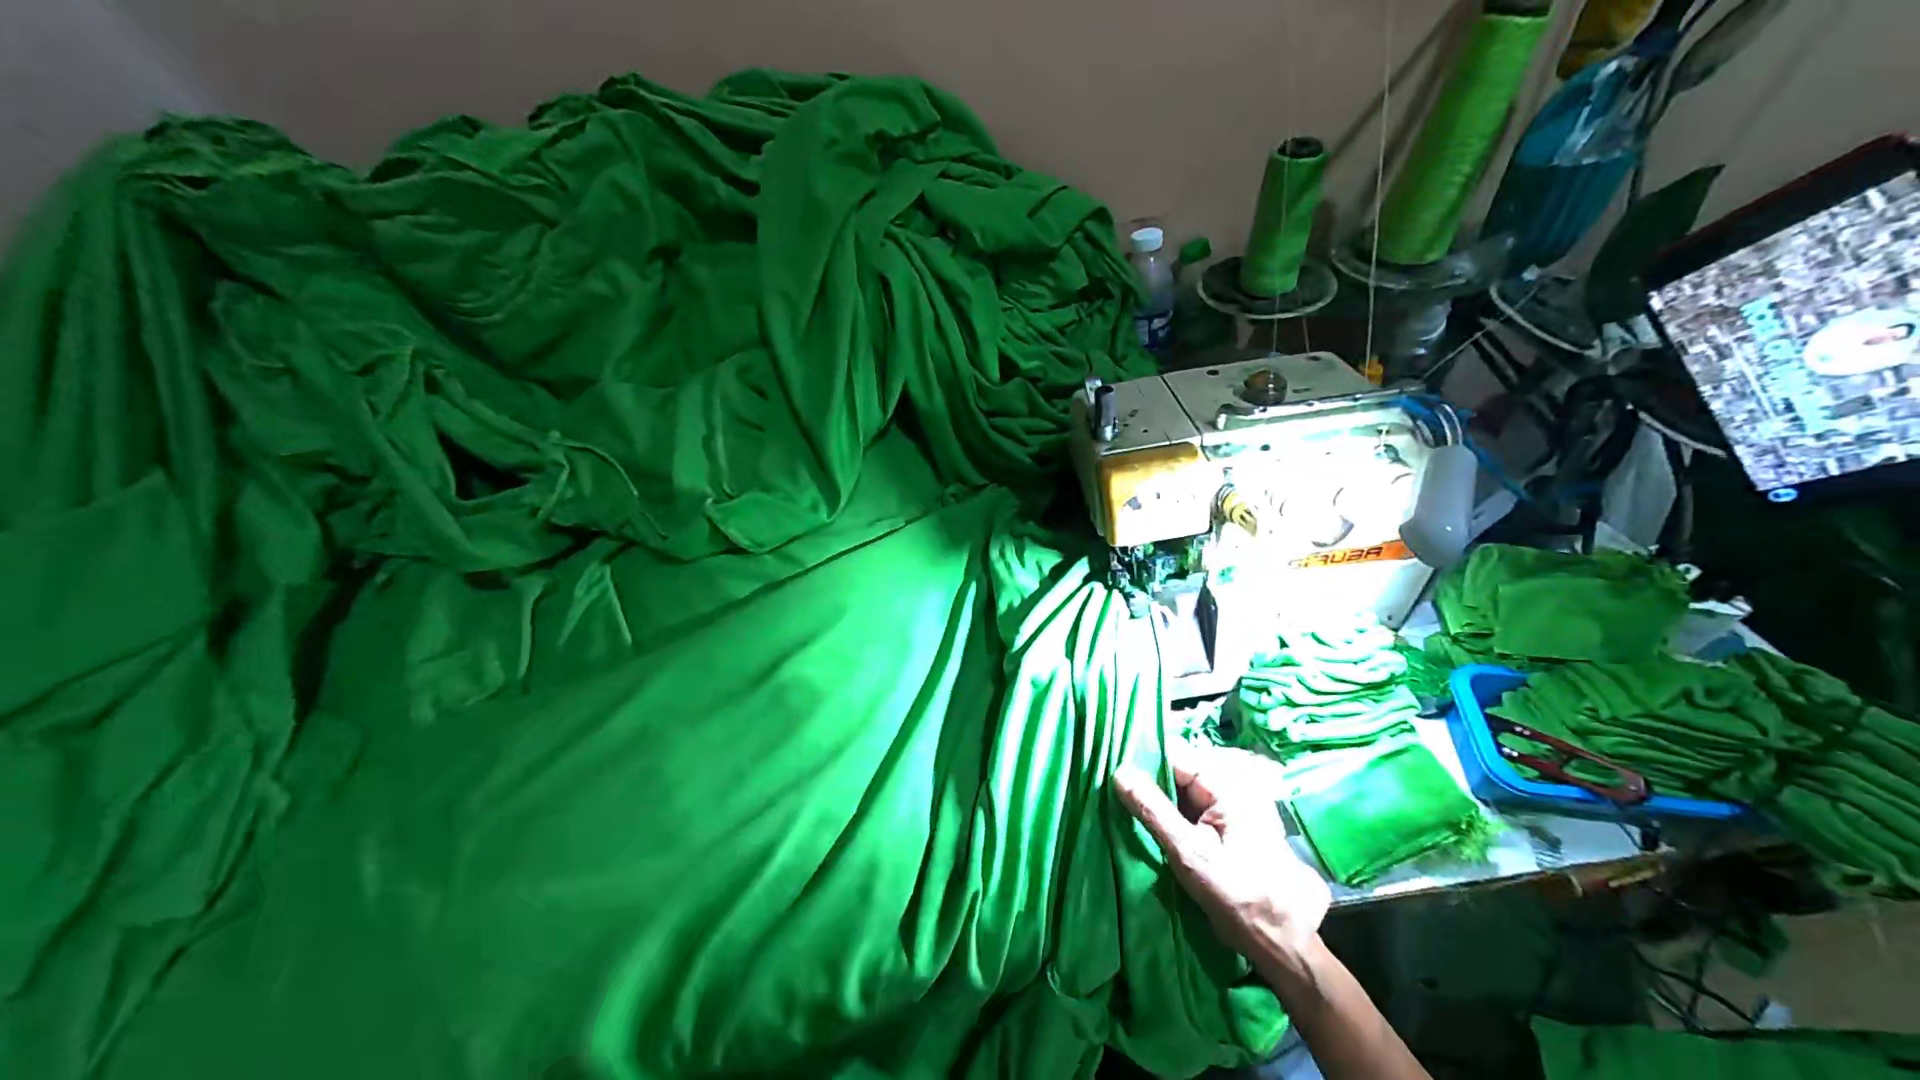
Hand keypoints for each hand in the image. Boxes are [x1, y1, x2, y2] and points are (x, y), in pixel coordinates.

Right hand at [1113, 742, 1330, 981]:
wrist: (1280, 939)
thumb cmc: (1236, 895)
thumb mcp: (1188, 853)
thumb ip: (1152, 810)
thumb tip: (1119, 772)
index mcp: (1228, 783)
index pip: (1175, 753)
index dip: (1142, 759)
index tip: (1113, 771)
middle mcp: (1232, 784)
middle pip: (1177, 768)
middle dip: (1148, 780)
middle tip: (1117, 794)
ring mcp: (1231, 803)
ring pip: (1181, 787)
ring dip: (1157, 798)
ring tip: (1128, 807)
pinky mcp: (1227, 822)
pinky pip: (1191, 805)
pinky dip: (1171, 812)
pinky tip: (1151, 823)